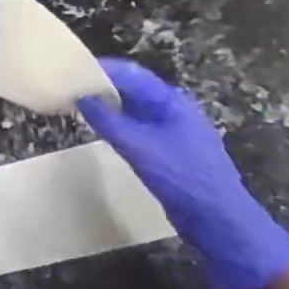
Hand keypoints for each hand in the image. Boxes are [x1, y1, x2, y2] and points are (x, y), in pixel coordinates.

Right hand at [78, 59, 288, 288]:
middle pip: (134, 88)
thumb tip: (82, 97)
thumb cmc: (181, 177)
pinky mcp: (172, 150)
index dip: (101, 69)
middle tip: (70, 88)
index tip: (71, 70)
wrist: (219, 219)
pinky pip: (140, 127)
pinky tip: (103, 131)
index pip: (131, 74)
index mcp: (172, 101)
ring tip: (79, 106)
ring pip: (136, 108)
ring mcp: (175, 130)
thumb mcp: (138, 147)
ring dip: (110, 105)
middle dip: (103, 86)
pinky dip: (119, 123)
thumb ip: (107, 121)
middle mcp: (175, 109)